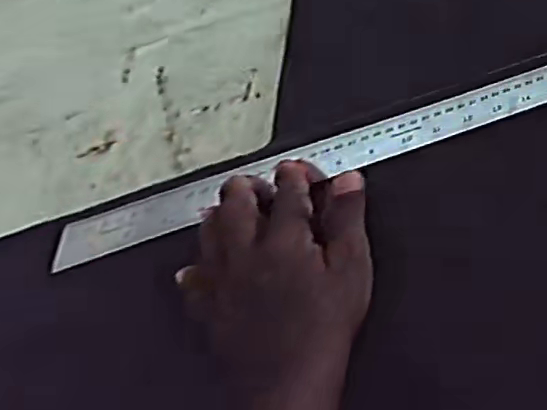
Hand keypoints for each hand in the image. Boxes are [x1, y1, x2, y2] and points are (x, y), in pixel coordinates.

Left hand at [177, 160, 371, 409]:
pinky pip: (193, 283)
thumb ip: (348, 216)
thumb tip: (347, 181)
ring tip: (221, 206)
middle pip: (237, 212)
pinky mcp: (210, 313)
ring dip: (217, 218)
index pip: (287, 195)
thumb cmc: (326, 323)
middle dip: (245, 191)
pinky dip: (195, 266)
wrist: (291, 379)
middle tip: (251, 180)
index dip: (294, 176)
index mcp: (284, 242)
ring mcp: (223, 287)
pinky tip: (194, 265)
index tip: (296, 167)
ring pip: (210, 241)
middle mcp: (247, 259)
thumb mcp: (353, 262)